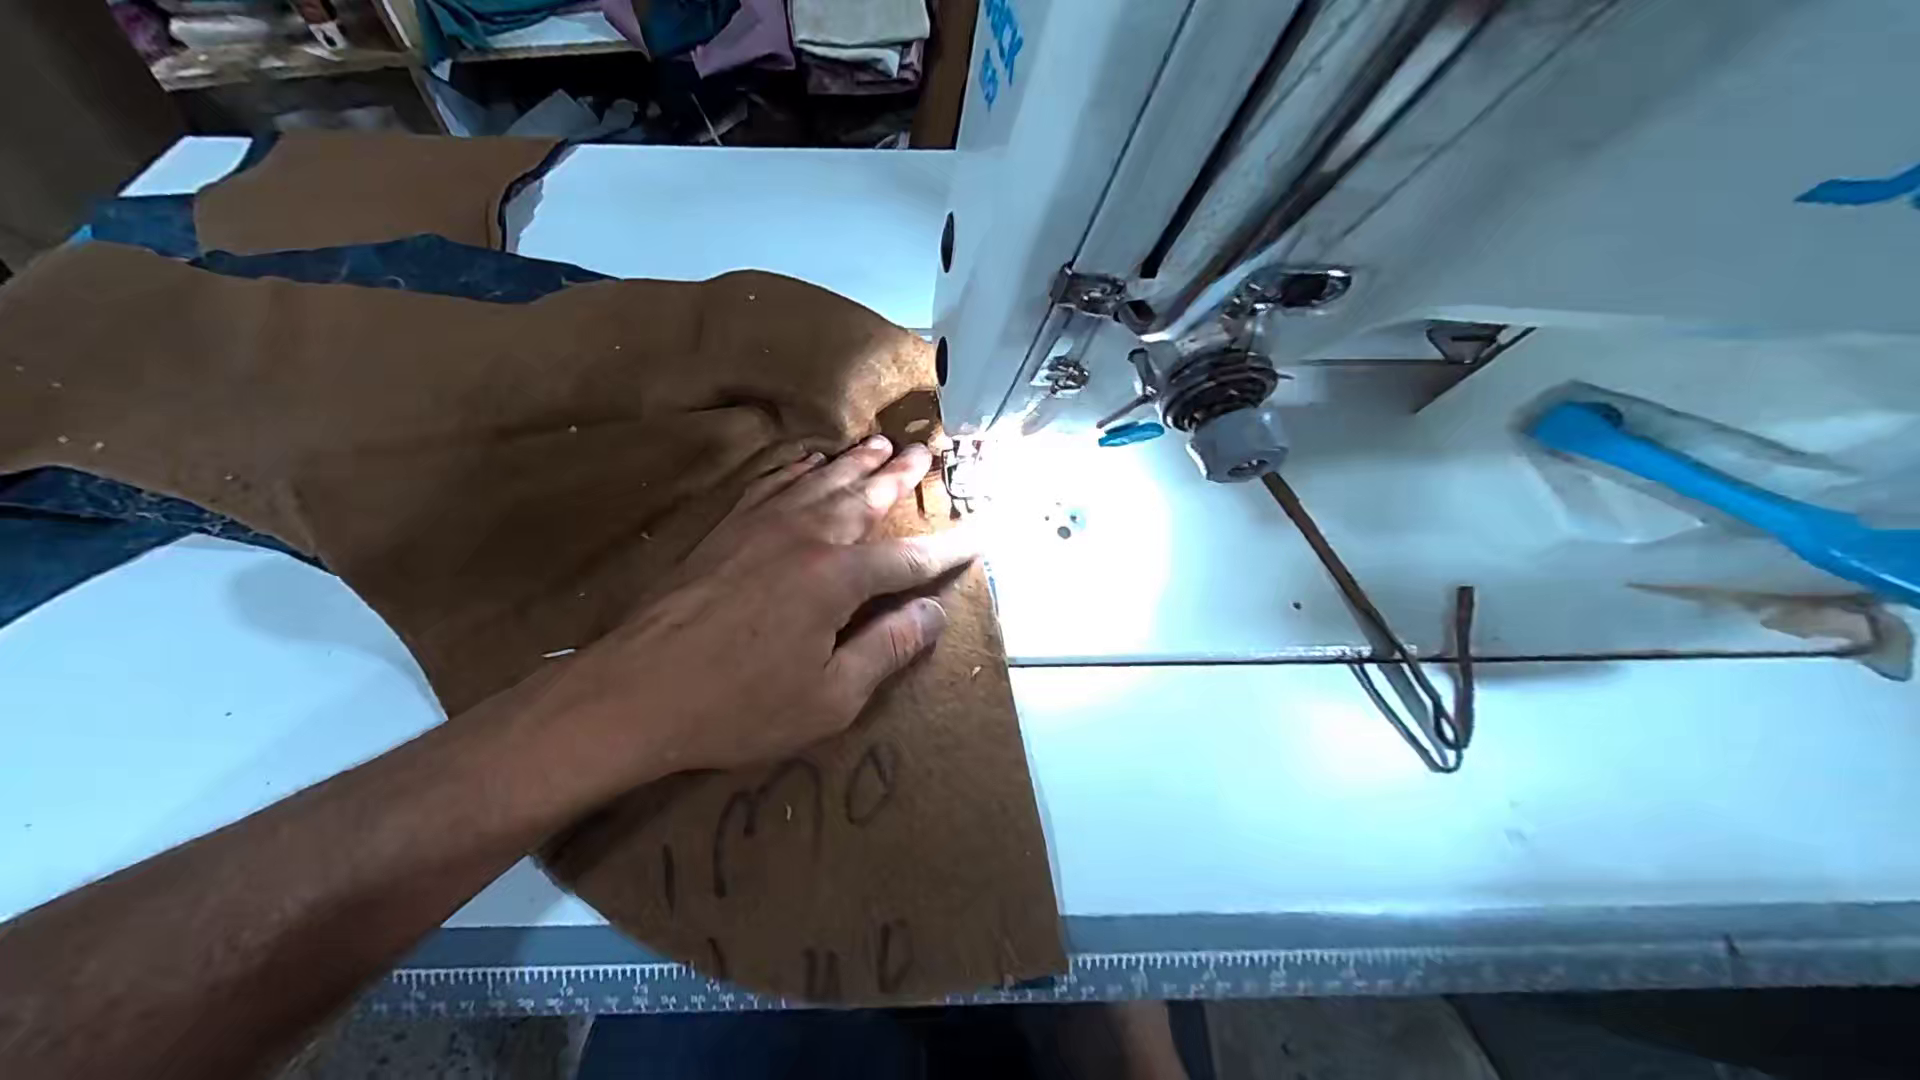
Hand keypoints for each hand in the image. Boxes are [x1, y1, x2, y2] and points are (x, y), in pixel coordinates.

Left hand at [532, 436, 974, 789]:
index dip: (950, 547)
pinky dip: (796, 466)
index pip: (910, 558)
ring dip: (856, 462)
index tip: (983, 529)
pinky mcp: (727, 529)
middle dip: (900, 475)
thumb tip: (933, 614)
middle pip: (865, 497)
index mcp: (837, 579)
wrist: (634, 692)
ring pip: (821, 480)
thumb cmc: (738, 706)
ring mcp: (761, 526)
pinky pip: (771, 482)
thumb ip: (886, 649)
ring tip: (880, 443)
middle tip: (926, 450)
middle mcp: (805, 537)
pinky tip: (807, 458)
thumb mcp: (830, 697)